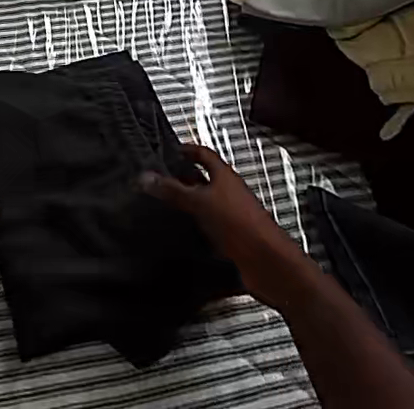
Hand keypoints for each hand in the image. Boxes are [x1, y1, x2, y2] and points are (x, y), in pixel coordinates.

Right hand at [143, 144, 315, 312]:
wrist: (268, 264)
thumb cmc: (239, 223)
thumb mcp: (201, 202)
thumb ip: (173, 190)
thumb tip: (145, 176)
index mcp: (225, 177)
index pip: (204, 154)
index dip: (187, 149)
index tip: (168, 150)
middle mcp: (227, 193)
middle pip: (202, 179)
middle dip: (181, 177)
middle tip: (157, 177)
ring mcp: (229, 217)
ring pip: (203, 204)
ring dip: (185, 203)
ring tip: (159, 203)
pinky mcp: (229, 240)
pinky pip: (205, 227)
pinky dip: (191, 227)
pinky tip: (175, 232)